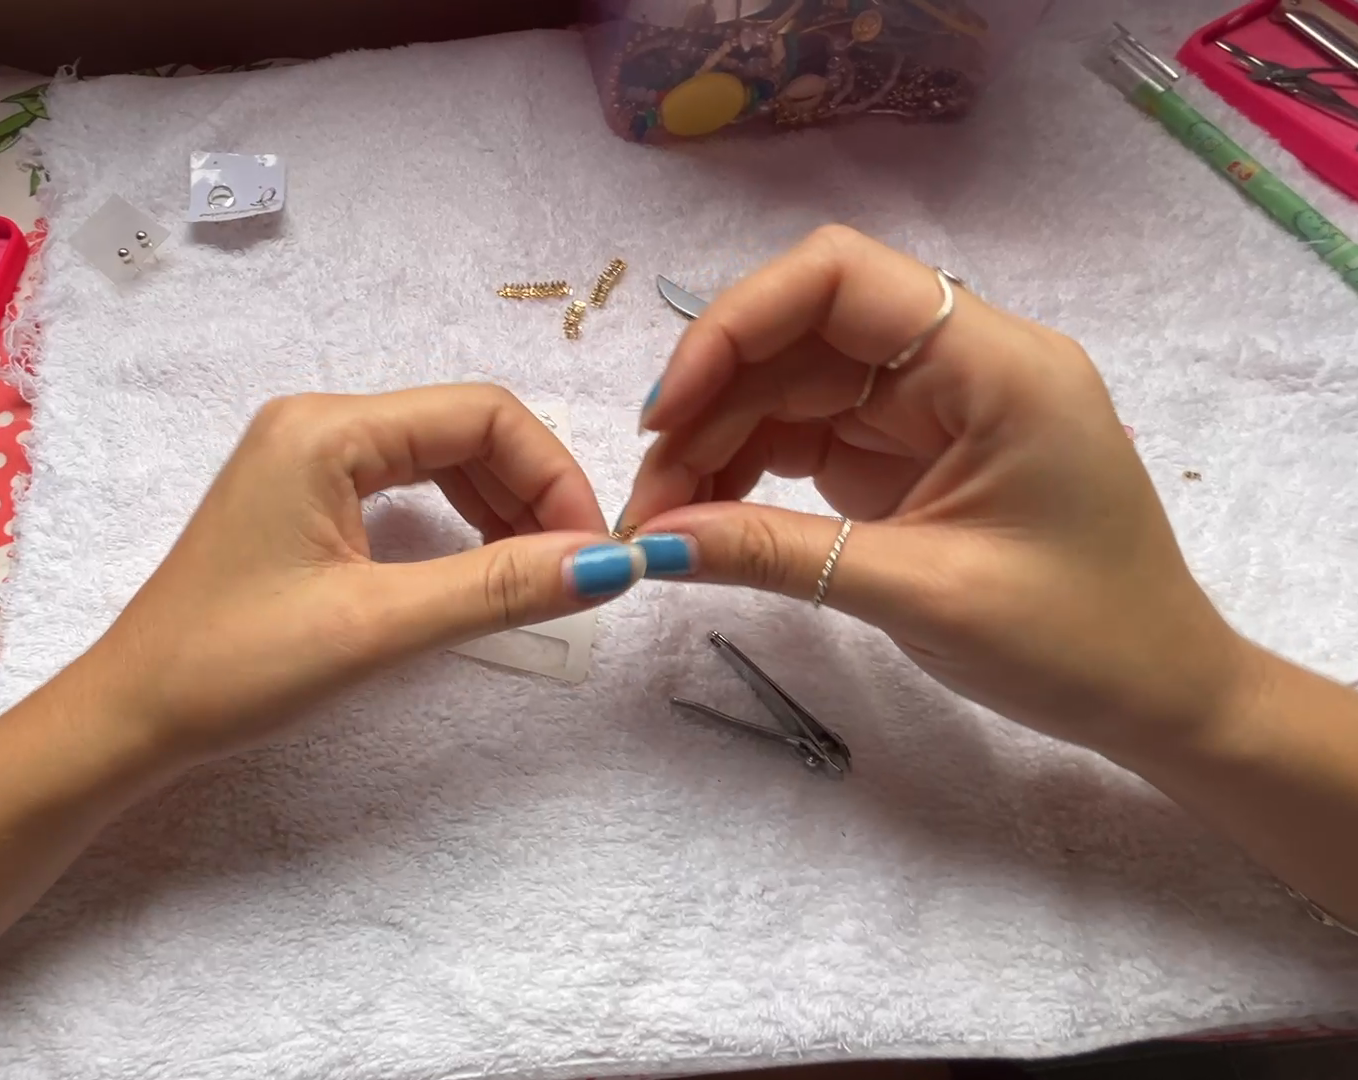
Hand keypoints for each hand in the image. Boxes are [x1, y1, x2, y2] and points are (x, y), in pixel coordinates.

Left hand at [78, 385, 642, 763]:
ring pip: (435, 457)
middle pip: (461, 429)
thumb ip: (497, 588)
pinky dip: (454, 518)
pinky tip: (477, 558)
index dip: (553, 474)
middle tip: (571, 567)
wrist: (132, 715)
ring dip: (497, 505)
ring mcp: (305, 457)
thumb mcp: (378, 625)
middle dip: (529, 490)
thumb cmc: (237, 668)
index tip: (592, 551)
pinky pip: (401, 486)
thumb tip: (610, 563)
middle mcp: (317, 423)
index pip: (481, 414)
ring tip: (533, 569)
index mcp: (326, 429)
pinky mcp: (301, 496)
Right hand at [621, 226, 1252, 761]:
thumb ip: (773, 555)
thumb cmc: (1075, 641)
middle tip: (646, 507)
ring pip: (768, 394)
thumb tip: (647, 546)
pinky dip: (728, 478)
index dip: (730, 327)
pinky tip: (698, 523)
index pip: (835, 279)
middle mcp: (941, 363)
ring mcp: (904, 407)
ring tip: (659, 528)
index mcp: (989, 365)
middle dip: (699, 416)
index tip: (664, 415)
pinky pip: (779, 440)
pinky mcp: (876, 450)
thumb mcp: (915, 593)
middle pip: (782, 343)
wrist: (1147, 695)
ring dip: (702, 452)